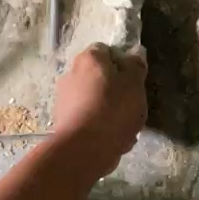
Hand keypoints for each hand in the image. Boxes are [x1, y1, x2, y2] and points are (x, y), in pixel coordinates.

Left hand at [51, 43, 146, 178]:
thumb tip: (134, 55)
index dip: (121, 62)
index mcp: (88, 59)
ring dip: (107, 108)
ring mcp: (64, 99)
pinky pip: (87, 118)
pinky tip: (112, 138)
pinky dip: (99, 125)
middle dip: (114, 87)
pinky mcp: (63, 121)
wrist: (84, 149)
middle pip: (98, 76)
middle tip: (131, 102)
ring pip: (94, 99)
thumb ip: (135, 66)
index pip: (105, 50)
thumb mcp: (135, 84)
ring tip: (124, 125)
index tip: (133, 78)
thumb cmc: (113, 110)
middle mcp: (71, 74)